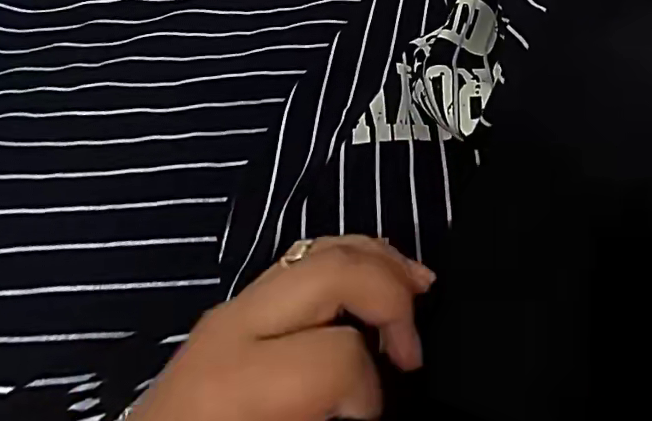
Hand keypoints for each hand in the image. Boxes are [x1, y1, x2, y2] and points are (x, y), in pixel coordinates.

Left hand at [131, 236, 434, 420]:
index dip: (372, 392)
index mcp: (235, 382)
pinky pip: (305, 257)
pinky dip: (350, 257)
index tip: (374, 419)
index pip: (336, 356)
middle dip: (389, 294)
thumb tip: (374, 402)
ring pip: (321, 246)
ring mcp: (233, 304)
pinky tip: (375, 273)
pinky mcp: (236, 303)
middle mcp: (234, 324)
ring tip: (418, 286)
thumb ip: (324, 415)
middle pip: (332, 271)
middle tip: (415, 347)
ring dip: (377, 258)